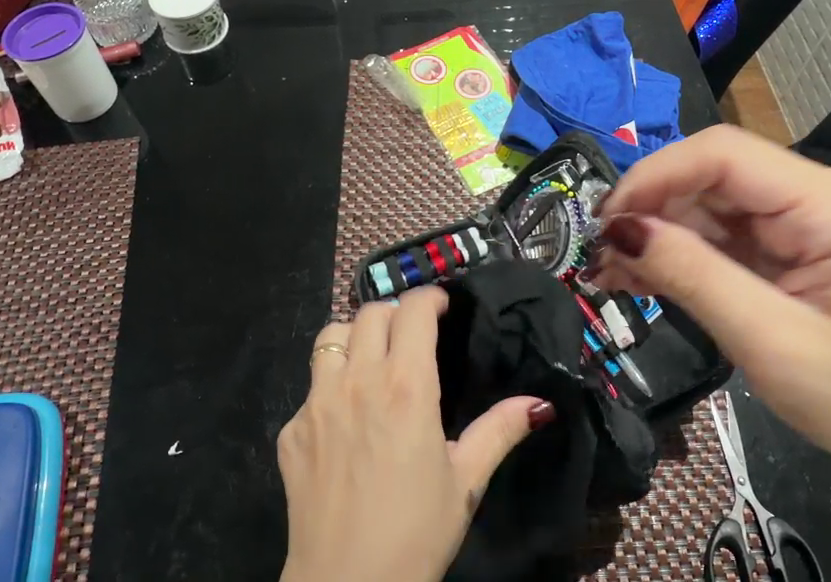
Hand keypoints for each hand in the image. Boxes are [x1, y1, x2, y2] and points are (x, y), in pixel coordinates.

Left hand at [277, 287, 555, 581]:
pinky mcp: (291, 430)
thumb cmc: (416, 532)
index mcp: (406, 385)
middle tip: (411, 337)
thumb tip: (539, 402)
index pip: (413, 309)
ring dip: (354, 337)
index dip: (429, 298)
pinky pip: (310, 387)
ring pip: (330, 336)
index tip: (441, 306)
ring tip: (371, 361)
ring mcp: (317, 403)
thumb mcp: (466, 481)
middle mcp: (358, 380)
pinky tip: (344, 421)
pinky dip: (329, 386)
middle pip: (370, 313)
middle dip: (394, 314)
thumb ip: (499, 431)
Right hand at [588, 125, 830, 495]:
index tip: (605, 222)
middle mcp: (815, 197)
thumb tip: (618, 229)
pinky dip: (677, 255)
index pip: (724, 154)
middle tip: (598, 256)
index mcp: (830, 204)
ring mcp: (800, 223)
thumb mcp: (774, 344)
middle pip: (712, 174)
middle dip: (650, 207)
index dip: (656, 175)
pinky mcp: (787, 250)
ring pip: (707, 203)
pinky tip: (640, 279)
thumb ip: (694, 277)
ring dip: (656, 233)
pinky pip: (719, 236)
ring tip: (609, 274)